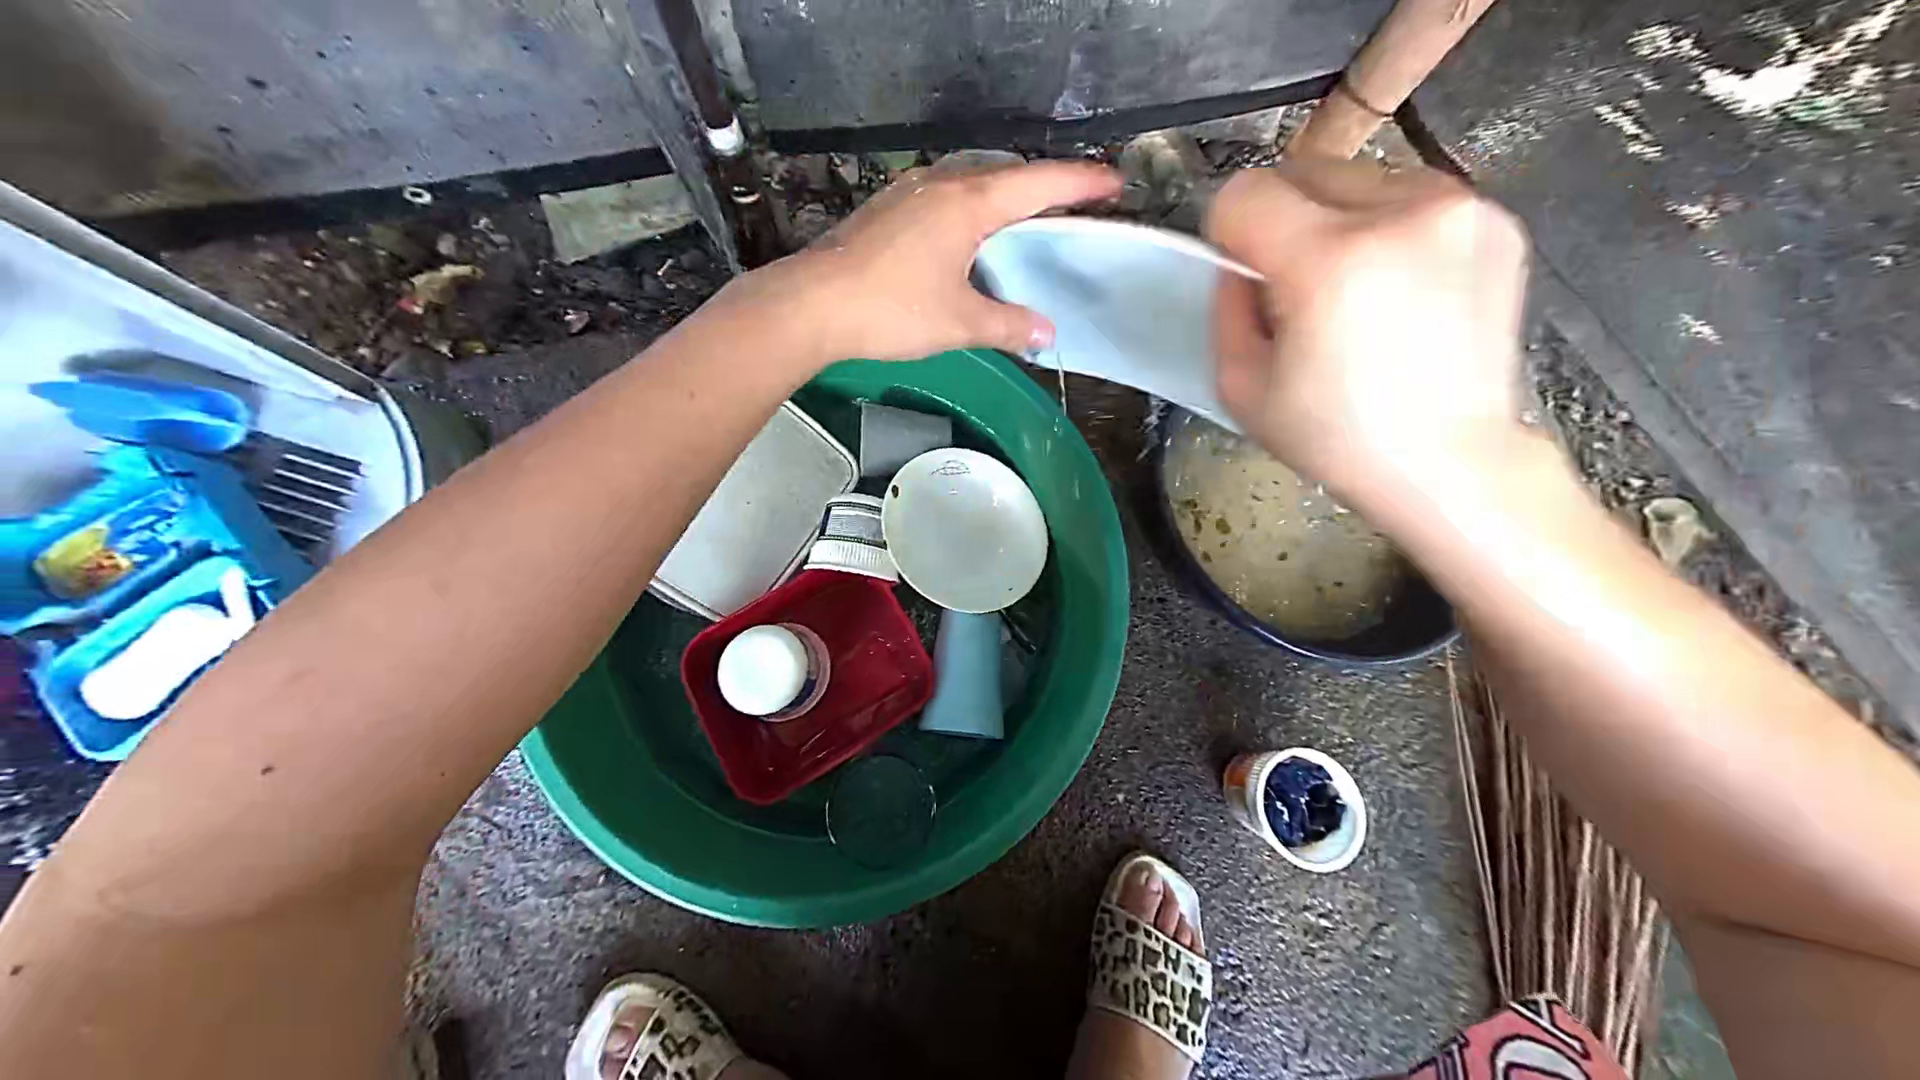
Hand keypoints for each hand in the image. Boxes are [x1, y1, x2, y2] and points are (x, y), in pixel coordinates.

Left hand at [718, 159, 1120, 363]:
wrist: (812, 305)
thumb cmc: (891, 310)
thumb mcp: (959, 323)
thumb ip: (1008, 326)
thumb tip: (1045, 332)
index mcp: (969, 203)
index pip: (1040, 183)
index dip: (1082, 182)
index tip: (1115, 183)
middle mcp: (942, 184)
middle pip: (1008, 177)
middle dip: (1046, 190)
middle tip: (1075, 209)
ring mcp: (910, 193)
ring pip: (974, 186)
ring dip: (1006, 201)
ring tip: (1028, 225)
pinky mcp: (889, 210)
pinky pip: (946, 200)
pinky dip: (973, 214)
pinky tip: (972, 241)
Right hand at [1205, 160, 1530, 508]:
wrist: (1447, 460)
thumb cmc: (1337, 436)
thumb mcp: (1240, 385)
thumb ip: (1225, 305)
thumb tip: (1237, 261)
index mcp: (1329, 262)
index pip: (1245, 193)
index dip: (1227, 234)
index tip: (1241, 273)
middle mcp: (1401, 215)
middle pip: (1301, 172)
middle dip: (1281, 222)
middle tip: (1292, 288)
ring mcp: (1458, 210)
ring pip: (1356, 179)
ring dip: (1333, 221)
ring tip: (1347, 291)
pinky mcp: (1492, 220)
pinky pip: (1407, 198)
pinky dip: (1383, 230)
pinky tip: (1392, 290)